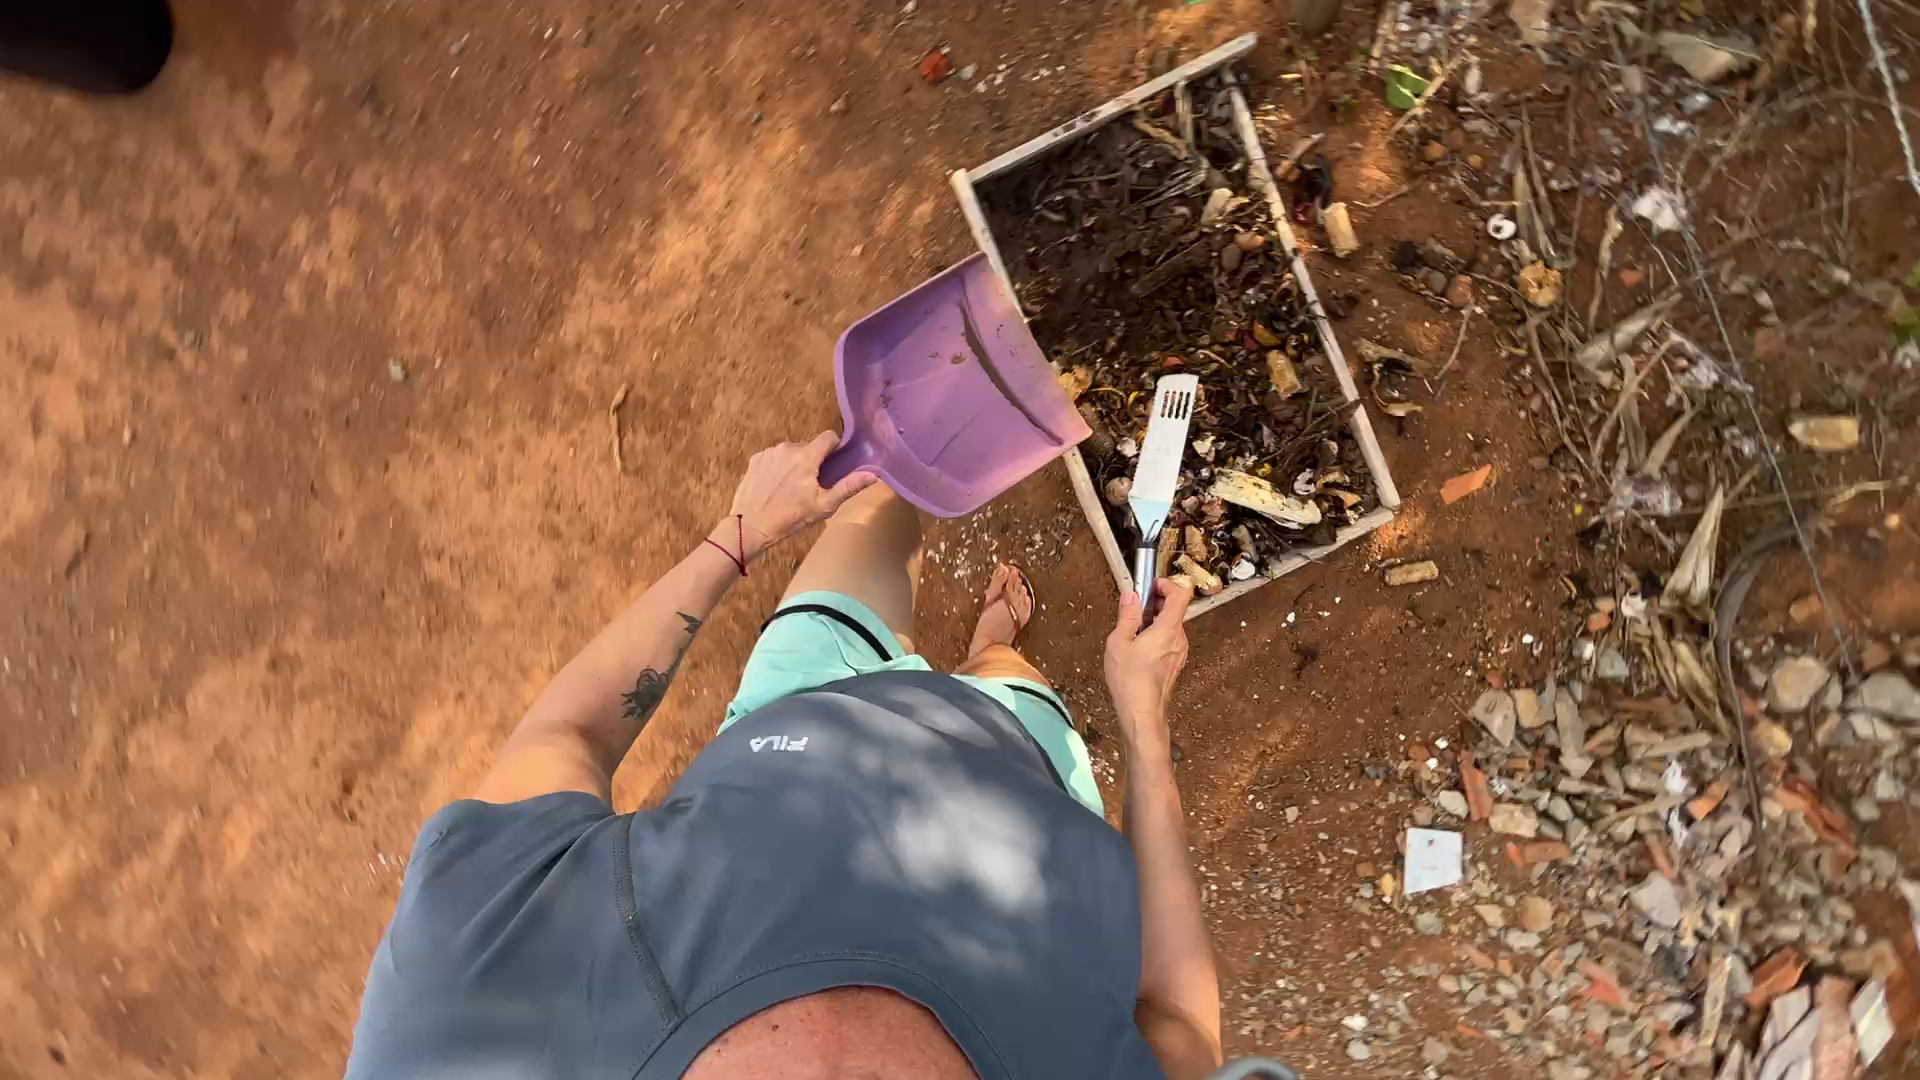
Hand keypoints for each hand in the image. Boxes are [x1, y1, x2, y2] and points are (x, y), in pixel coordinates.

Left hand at [723, 432, 876, 560]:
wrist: (750, 526)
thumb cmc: (791, 518)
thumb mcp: (824, 506)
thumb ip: (849, 486)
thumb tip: (873, 475)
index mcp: (806, 457)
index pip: (828, 436)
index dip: (835, 447)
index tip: (836, 462)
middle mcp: (787, 448)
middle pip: (809, 447)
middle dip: (814, 460)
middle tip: (813, 484)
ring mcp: (769, 452)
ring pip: (791, 452)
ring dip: (796, 464)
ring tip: (792, 488)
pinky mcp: (756, 459)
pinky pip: (774, 457)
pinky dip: (779, 467)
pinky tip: (776, 486)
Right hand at [1103, 577, 1193, 748]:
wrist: (1142, 713)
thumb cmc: (1131, 681)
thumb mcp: (1119, 642)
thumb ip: (1127, 616)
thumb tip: (1131, 596)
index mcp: (1168, 629)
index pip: (1180, 595)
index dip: (1167, 584)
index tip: (1152, 584)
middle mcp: (1179, 639)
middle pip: (1175, 610)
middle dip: (1155, 603)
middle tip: (1135, 606)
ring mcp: (1179, 653)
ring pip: (1171, 626)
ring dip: (1154, 620)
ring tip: (1132, 629)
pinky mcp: (1174, 664)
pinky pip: (1168, 640)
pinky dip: (1156, 635)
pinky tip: (1138, 646)